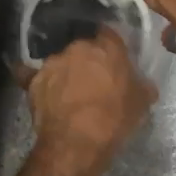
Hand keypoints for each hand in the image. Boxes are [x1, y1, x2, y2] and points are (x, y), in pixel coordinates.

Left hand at [18, 27, 155, 175]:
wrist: (76, 142)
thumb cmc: (114, 119)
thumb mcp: (142, 103)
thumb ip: (143, 86)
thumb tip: (144, 83)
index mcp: (107, 47)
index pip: (110, 33)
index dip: (111, 46)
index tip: (114, 58)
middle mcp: (77, 47)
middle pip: (83, 47)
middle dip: (88, 60)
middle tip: (94, 78)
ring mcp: (52, 62)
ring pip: (61, 61)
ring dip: (66, 70)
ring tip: (69, 91)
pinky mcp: (33, 80)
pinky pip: (30, 74)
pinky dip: (34, 77)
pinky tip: (32, 81)